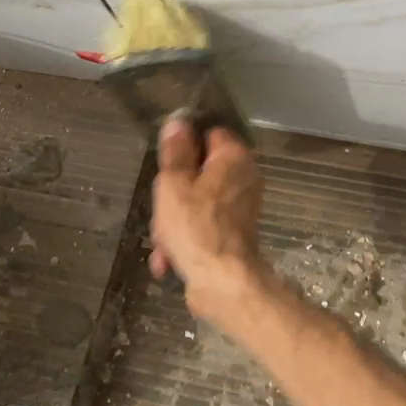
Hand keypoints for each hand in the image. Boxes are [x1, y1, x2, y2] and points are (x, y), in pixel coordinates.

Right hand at [150, 116, 268, 324]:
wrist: (224, 284)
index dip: (182, 147)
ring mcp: (242, 206)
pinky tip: (169, 261)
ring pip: (197, 202)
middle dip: (173, 195)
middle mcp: (245, 176)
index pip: (207, 133)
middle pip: (199, 171)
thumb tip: (178, 122)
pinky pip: (204, 224)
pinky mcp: (236, 232)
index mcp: (234, 157)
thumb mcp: (174, 184)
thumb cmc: (196, 228)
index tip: (165, 165)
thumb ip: (175, 152)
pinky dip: (187, 239)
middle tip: (161, 213)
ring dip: (174, 223)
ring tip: (163, 245)